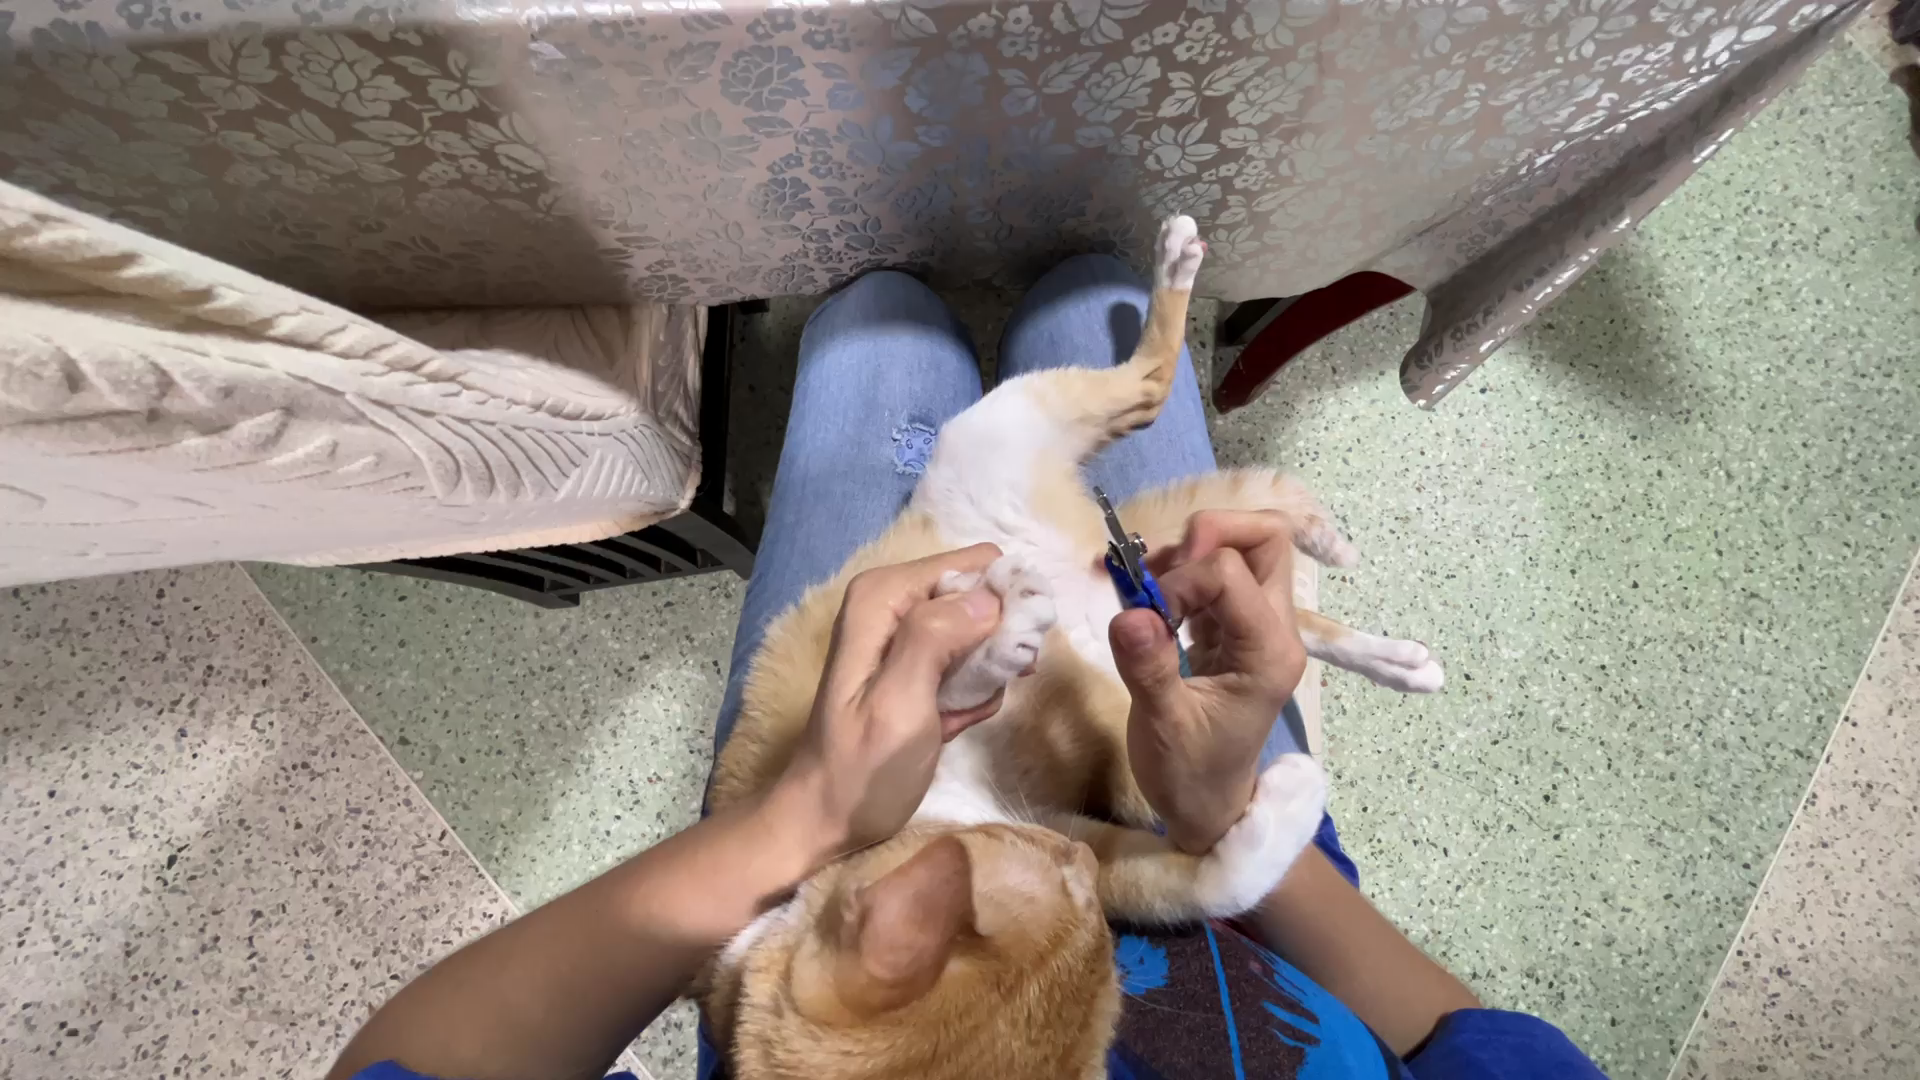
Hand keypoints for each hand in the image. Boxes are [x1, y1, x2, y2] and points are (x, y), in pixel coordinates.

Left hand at [773, 543, 1006, 858]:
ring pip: (983, 628)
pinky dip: (974, 692)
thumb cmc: (860, 769)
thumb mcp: (898, 705)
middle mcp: (894, 600)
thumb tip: (989, 596)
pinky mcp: (919, 661)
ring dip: (986, 675)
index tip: (1013, 653)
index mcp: (883, 596)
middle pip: (981, 592)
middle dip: (996, 642)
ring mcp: (907, 631)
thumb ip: (934, 639)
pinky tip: (951, 722)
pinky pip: (972, 658)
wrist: (826, 818)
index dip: (1002, 602)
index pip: (972, 565)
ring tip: (959, 712)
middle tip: (986, 690)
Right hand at [1109, 511, 1307, 852]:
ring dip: (1191, 551)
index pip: (1230, 572)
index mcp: (1268, 650)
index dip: (1180, 580)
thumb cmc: (1189, 773)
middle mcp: (1273, 628)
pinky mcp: (1231, 628)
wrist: (1207, 807)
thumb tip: (1130, 614)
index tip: (1147, 616)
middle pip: (1266, 538)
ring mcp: (1255, 625)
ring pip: (1243, 548)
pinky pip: (1217, 573)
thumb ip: (1149, 668)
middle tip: (1161, 570)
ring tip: (1146, 589)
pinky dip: (1180, 570)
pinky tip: (1144, 595)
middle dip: (1209, 533)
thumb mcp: (1163, 726)